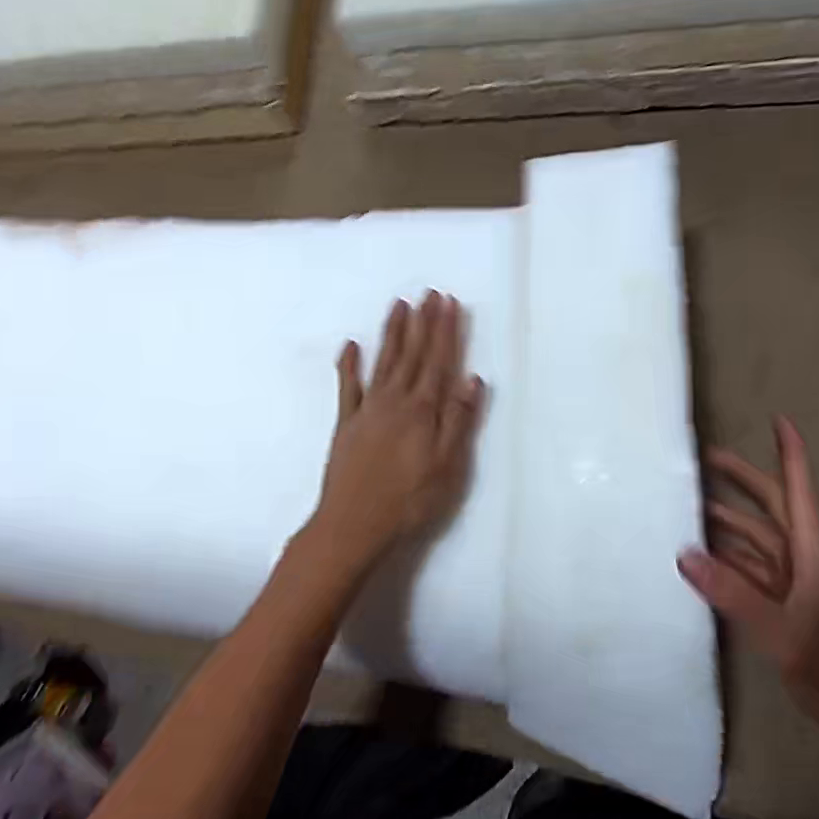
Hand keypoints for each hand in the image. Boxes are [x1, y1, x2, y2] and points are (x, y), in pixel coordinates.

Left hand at [310, 291, 483, 568]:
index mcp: (423, 411)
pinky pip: (347, 386)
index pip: (439, 362)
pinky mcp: (346, 425)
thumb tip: (472, 379)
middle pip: (413, 355)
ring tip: (399, 305)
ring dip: (392, 333)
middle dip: (423, 322)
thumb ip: (459, 421)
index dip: (445, 331)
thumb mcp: (448, 467)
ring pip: (383, 362)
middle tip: (428, 292)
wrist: (353, 525)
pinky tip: (351, 345)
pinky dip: (349, 364)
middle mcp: (395, 401)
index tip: (449, 302)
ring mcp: (367, 410)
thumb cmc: (410, 501)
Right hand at [679, 416, 818, 724]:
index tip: (779, 421)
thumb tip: (684, 552)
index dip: (790, 457)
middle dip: (743, 483)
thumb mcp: (785, 635)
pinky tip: (706, 563)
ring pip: (761, 545)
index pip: (798, 494)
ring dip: (731, 525)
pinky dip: (731, 565)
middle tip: (704, 462)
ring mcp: (799, 591)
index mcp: (814, 557)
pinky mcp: (792, 614)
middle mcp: (806, 565)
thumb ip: (734, 594)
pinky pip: (756, 577)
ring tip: (689, 509)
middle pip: (774, 512)